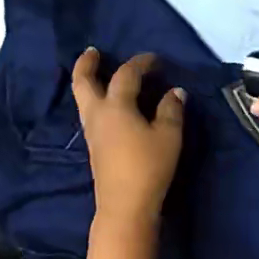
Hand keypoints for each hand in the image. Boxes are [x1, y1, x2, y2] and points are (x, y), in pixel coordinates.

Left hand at [73, 48, 184, 226]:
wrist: (125, 206)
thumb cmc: (148, 167)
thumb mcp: (168, 137)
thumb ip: (171, 110)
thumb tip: (175, 91)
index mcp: (116, 106)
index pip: (126, 75)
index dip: (141, 63)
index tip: (155, 59)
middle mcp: (98, 115)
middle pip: (83, 82)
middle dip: (86, 64)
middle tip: (93, 52)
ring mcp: (93, 133)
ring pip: (83, 100)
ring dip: (88, 83)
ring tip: (98, 76)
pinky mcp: (95, 149)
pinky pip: (90, 115)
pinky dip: (95, 102)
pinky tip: (108, 107)